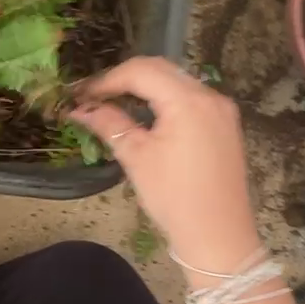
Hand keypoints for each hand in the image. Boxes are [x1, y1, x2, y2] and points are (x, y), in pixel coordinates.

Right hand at [72, 58, 260, 279]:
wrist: (218, 234)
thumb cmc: (174, 197)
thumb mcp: (136, 157)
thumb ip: (109, 123)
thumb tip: (80, 109)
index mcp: (188, 101)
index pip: (140, 71)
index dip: (106, 80)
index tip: (81, 95)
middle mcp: (210, 96)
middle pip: (160, 69)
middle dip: (124, 78)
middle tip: (94, 97)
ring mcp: (221, 109)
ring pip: (176, 81)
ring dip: (144, 87)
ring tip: (114, 103)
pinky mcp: (224, 124)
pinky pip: (189, 97)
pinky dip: (163, 99)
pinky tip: (144, 114)